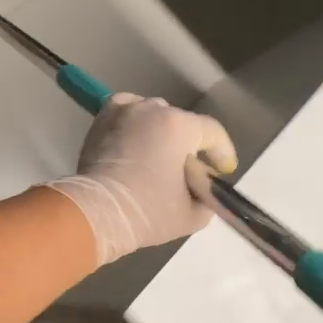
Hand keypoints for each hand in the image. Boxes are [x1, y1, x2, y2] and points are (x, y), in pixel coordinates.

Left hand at [42, 94, 238, 267]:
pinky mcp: (102, 117)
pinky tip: (137, 138)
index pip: (212, 131)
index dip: (222, 152)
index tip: (222, 171)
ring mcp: (123, 109)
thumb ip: (206, 195)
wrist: (99, 209)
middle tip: (190, 168)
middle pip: (182, 121)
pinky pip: (126, 111)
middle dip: (190, 143)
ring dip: (162, 130)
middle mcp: (151, 109)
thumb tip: (200, 188)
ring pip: (153, 113)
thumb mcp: (193, 213)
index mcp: (178, 126)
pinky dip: (135, 121)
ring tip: (160, 154)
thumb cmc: (149, 210)